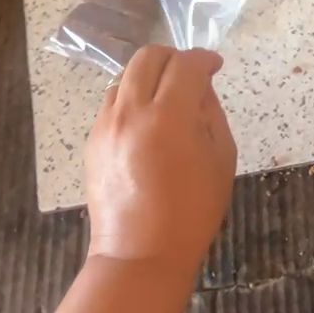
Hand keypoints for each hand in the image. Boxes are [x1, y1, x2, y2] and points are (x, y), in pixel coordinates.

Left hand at [85, 46, 236, 271]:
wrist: (141, 255)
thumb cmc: (193, 210)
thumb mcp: (221, 156)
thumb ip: (211, 112)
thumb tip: (200, 87)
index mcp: (168, 118)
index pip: (186, 65)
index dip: (205, 59)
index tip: (216, 66)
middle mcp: (131, 114)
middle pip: (148, 57)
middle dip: (174, 58)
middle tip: (191, 76)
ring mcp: (105, 127)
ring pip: (125, 77)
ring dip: (150, 78)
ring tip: (168, 100)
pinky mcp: (92, 142)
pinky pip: (113, 103)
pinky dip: (133, 99)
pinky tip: (149, 124)